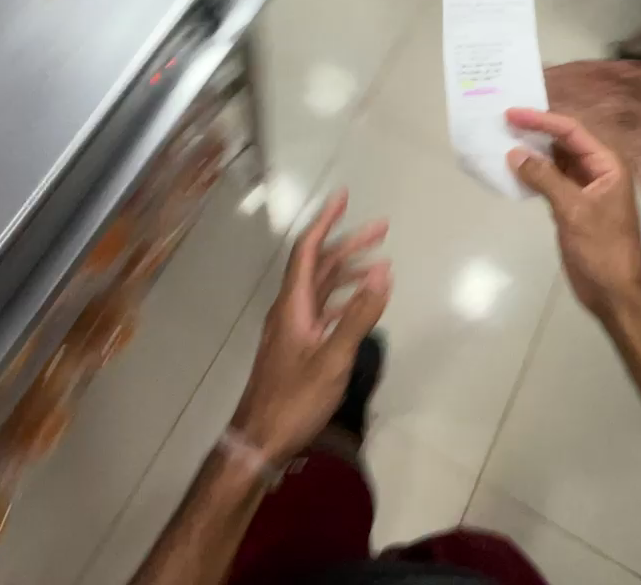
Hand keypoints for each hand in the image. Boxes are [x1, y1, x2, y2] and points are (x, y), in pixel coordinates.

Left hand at [231, 190, 390, 463]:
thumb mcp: (332, 358)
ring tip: (380, 264)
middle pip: (319, 265)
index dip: (326, 221)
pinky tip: (360, 304)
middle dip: (349, 243)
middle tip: (382, 229)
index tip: (344, 197)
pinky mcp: (296, 346)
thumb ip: (359, 314)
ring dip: (349, 271)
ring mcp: (291, 328)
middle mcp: (290, 308)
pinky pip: (323, 308)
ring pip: (322, 287)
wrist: (257, 442)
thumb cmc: (293, 400)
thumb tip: (383, 270)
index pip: (308, 250)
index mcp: (293, 303)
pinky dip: (344, 298)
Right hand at [506, 108, 640, 317]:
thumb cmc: (603, 248)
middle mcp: (596, 170)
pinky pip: (549, 179)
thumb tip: (515, 154)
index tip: (512, 113)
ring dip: (532, 151)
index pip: (572, 131)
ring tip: (502, 139)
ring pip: (555, 160)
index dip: (542, 120)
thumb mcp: (574, 210)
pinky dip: (532, 173)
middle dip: (535, 131)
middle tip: (503, 121)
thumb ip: (545, 178)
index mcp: (607, 164)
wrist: (615, 291)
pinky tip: (512, 169)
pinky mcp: (571, 205)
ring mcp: (583, 188)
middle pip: (564, 141)